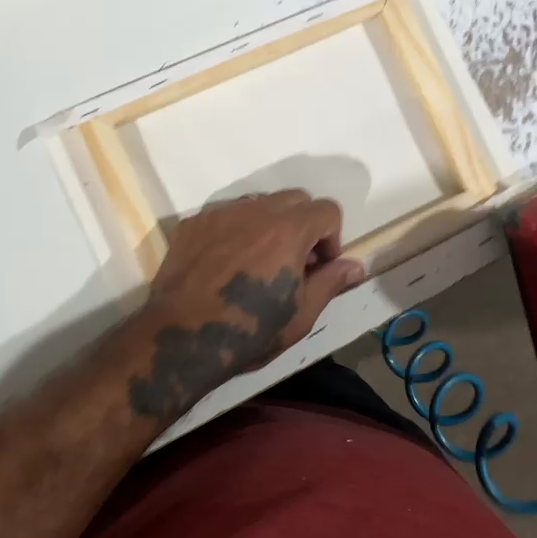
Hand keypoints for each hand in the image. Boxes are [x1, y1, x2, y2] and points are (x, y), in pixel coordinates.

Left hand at [126, 191, 365, 422]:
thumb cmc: (249, 331)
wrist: (181, 338)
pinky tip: (224, 265)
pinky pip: (225, 215)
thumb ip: (330, 282)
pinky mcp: (193, 223)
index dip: (331, 238)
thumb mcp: (300, 314)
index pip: (327, 210)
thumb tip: (355, 265)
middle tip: (293, 263)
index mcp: (289, 230)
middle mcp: (256, 210)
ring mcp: (220, 213)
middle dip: (303, 224)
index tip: (319, 267)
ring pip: (258, 203)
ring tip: (257, 262)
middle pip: (294, 199)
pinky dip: (235, 231)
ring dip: (268, 224)